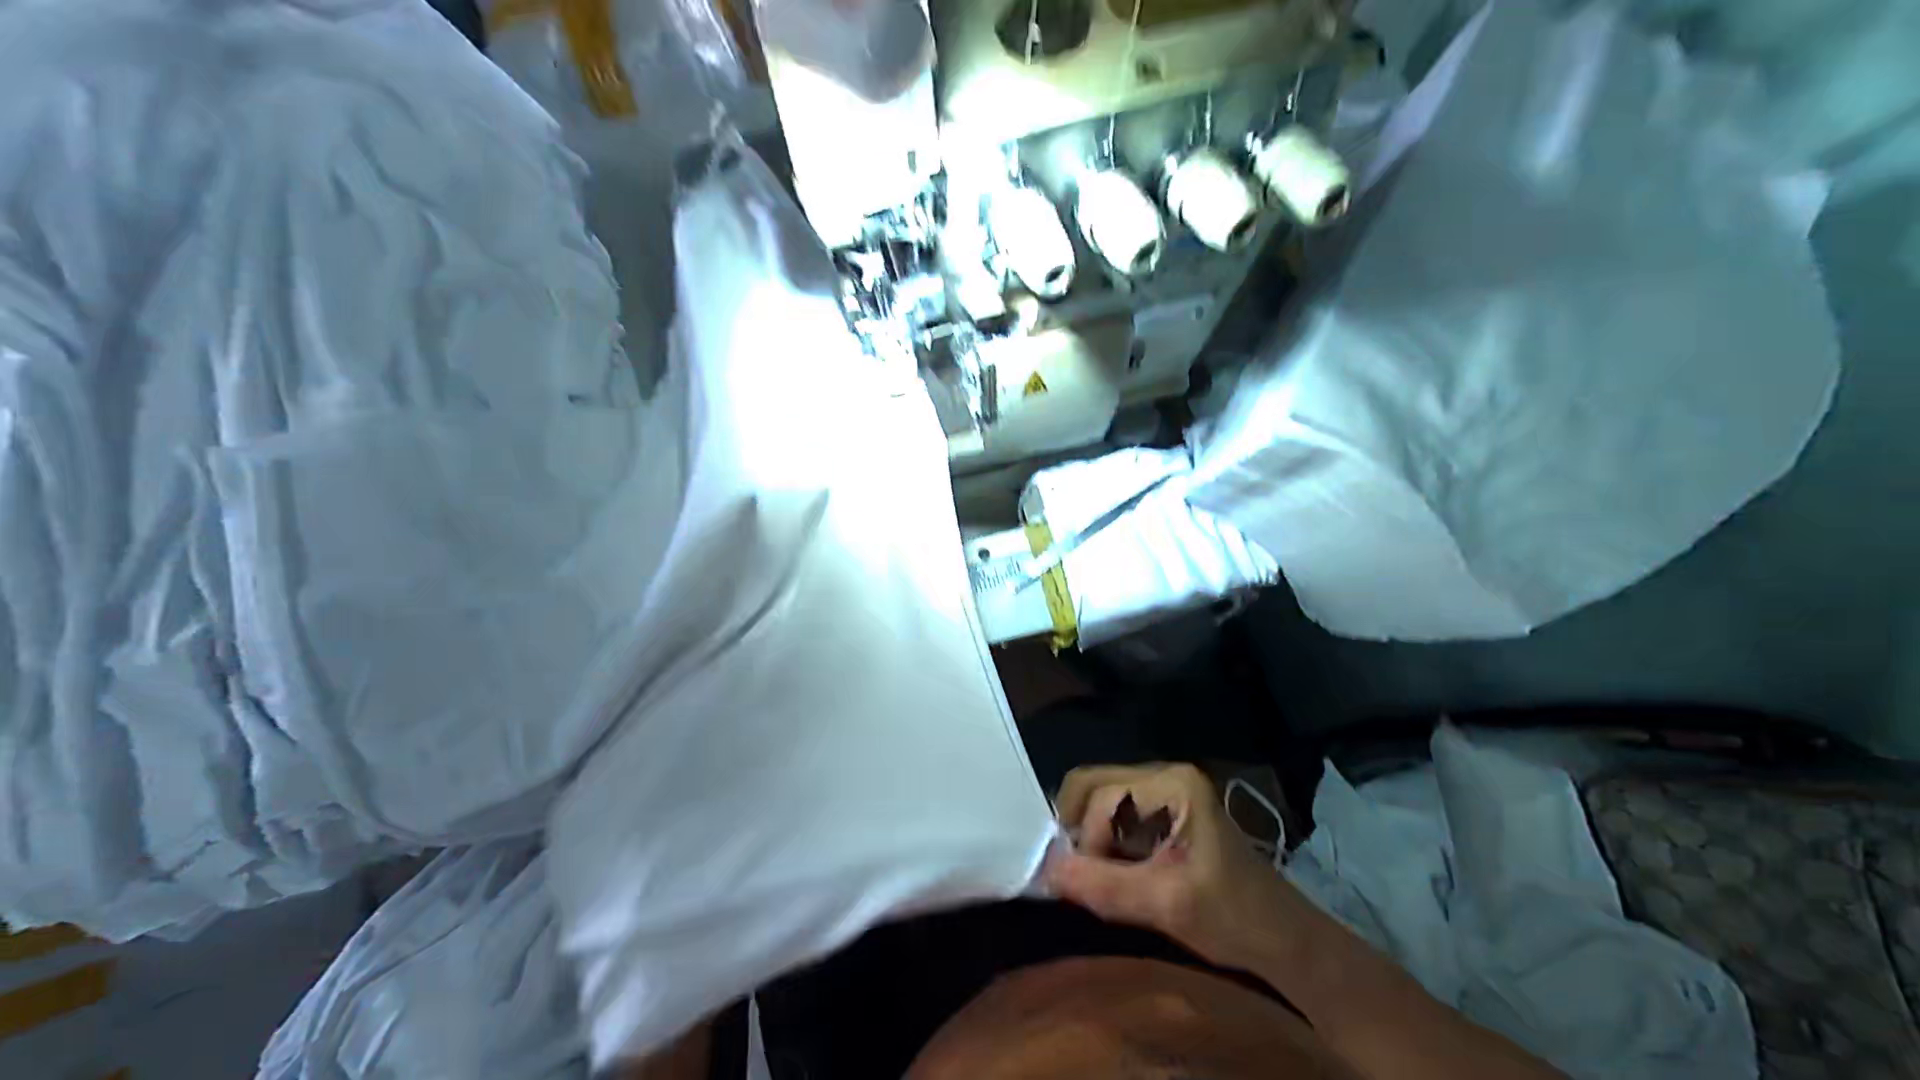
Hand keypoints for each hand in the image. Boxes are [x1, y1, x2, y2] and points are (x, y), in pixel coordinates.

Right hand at [1044, 763, 1312, 972]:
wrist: (1283, 940)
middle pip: (1094, 786)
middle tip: (1077, 872)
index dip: (1086, 840)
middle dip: (1078, 829)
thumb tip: (1046, 871)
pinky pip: (1113, 815)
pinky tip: (1110, 873)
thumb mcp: (1166, 905)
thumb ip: (1104, 886)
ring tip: (1094, 877)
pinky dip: (1102, 842)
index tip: (1088, 884)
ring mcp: (1164, 790)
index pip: (1103, 797)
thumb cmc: (1233, 918)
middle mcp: (1164, 774)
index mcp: (1173, 783)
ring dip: (1088, 837)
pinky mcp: (1162, 811)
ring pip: (1099, 800)